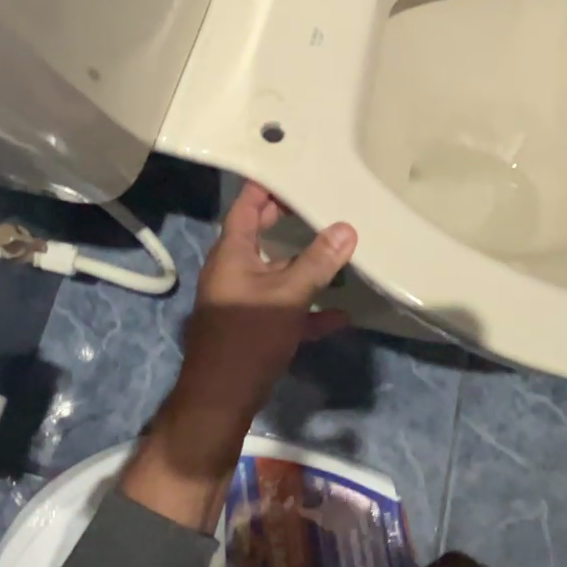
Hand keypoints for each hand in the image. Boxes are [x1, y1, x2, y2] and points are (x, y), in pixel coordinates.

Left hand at [120, 181, 355, 530]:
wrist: (219, 399)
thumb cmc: (247, 336)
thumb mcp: (288, 295)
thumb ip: (317, 262)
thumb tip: (346, 228)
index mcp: (231, 253)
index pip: (245, 206)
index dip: (265, 185)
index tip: (291, 167)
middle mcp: (232, 270)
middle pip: (259, 234)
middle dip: (286, 218)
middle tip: (319, 199)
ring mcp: (241, 300)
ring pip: (275, 272)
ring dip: (302, 264)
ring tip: (336, 247)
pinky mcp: (252, 328)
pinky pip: (284, 308)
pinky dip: (307, 309)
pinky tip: (341, 315)